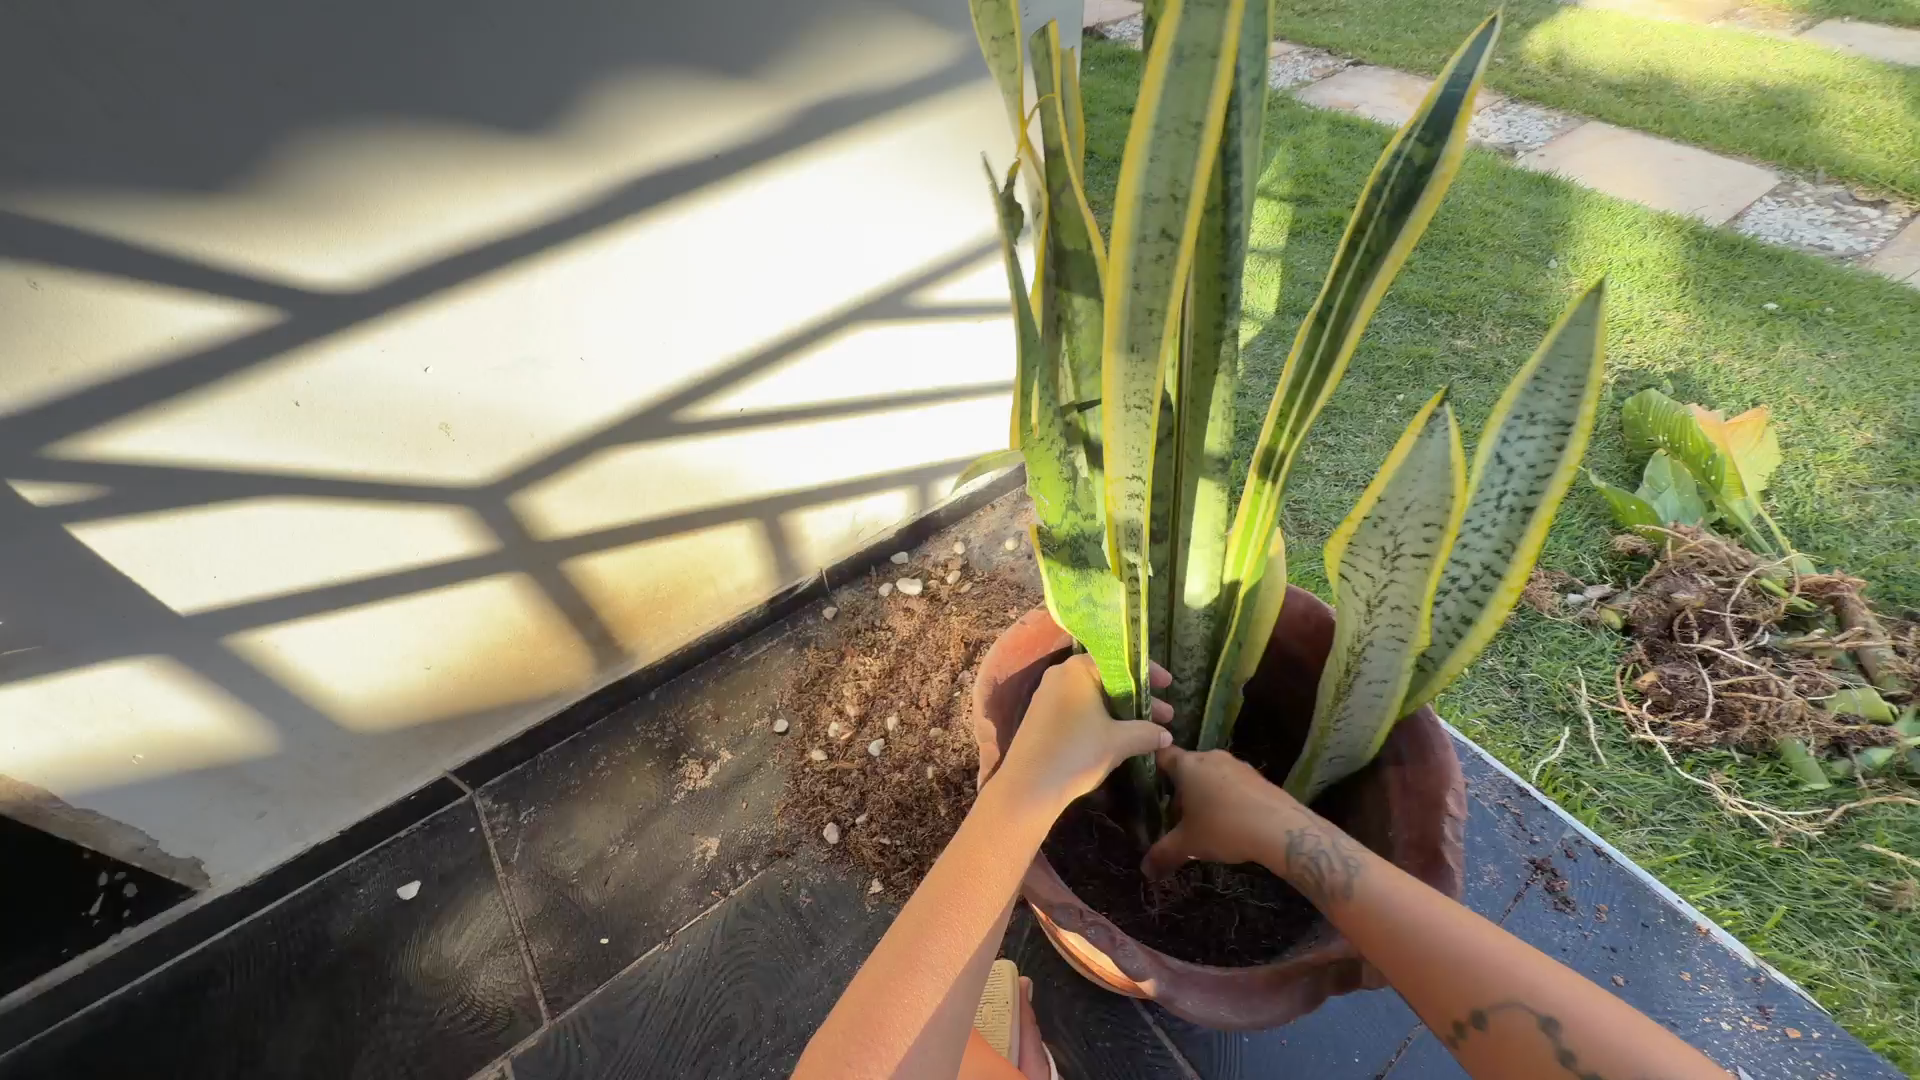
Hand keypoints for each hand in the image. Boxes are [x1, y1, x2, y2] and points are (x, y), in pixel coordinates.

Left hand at [997, 654, 1172, 808]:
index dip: (1147, 673)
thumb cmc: (1077, 753)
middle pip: (1107, 678)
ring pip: (1094, 696)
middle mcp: (1060, 675)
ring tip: (1149, 730)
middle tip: (1166, 714)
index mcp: (1077, 669)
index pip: (1119, 661)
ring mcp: (1048, 695)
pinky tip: (1120, 737)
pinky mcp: (1043, 717)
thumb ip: (1146, 732)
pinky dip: (1102, 718)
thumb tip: (1166, 735)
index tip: (1168, 685)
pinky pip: (1079, 708)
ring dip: (1122, 711)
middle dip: (1139, 697)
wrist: (1029, 786)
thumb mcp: (1119, 742)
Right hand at [1140, 746, 1307, 878]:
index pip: (1161, 755)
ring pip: (1211, 775)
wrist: (1282, 829)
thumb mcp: (1189, 844)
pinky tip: (1232, 822)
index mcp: (1187, 764)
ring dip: (1205, 794)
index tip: (1149, 785)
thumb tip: (1145, 870)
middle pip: (1187, 768)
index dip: (1153, 767)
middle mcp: (1210, 757)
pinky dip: (1228, 798)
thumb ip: (1163, 853)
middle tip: (1177, 817)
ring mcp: (1237, 765)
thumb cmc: (1224, 827)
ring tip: (1206, 823)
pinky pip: (1233, 783)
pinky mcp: (1258, 777)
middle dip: (1181, 791)